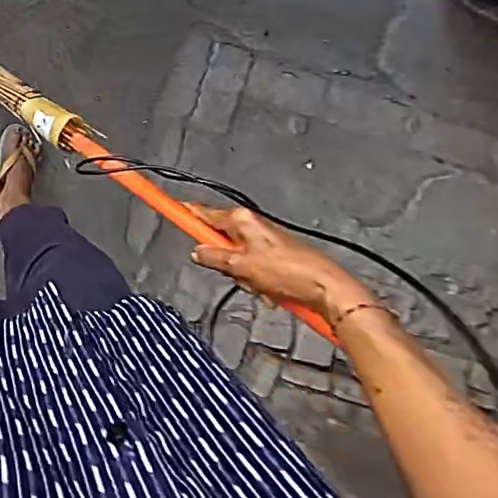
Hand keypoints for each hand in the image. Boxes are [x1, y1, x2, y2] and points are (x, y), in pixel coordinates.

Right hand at [187, 204, 372, 316]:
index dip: (185, 212)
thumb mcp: (241, 267)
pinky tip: (270, 292)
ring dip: (242, 276)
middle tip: (234, 274)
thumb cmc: (288, 272)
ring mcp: (264, 241)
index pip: (202, 212)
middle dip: (222, 261)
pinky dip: (257, 282)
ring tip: (259, 287)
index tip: (169, 205)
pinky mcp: (275, 257)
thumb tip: (197, 252)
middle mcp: (252, 226)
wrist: (328, 289)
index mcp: (241, 220)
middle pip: (219, 240)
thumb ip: (213, 258)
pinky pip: (253, 269)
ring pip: (236, 258)